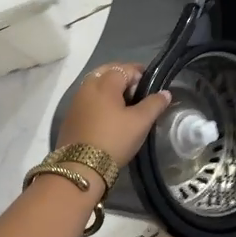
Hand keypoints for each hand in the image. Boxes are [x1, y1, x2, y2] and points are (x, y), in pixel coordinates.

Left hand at [56, 63, 172, 166]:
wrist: (80, 167)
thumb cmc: (114, 139)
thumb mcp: (140, 122)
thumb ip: (154, 104)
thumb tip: (165, 93)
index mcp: (105, 83)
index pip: (125, 68)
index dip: (140, 73)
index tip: (150, 84)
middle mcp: (87, 87)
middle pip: (106, 72)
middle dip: (122, 76)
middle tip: (136, 90)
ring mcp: (76, 102)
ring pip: (94, 85)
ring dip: (109, 88)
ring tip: (123, 103)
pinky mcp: (70, 117)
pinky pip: (87, 100)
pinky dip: (99, 100)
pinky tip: (107, 115)